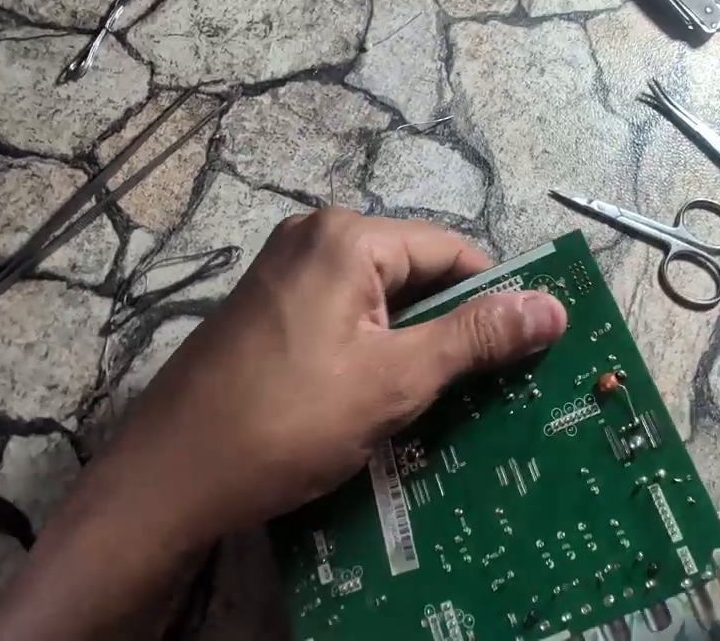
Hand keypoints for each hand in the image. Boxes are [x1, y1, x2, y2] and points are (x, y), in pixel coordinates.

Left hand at [0, 209, 566, 640]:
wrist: (166, 481)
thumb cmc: (286, 422)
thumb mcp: (394, 380)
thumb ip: (475, 336)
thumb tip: (553, 305)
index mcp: (346, 236)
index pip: (450, 251)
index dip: (492, 298)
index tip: (523, 350)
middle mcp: (314, 236)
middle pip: (413, 271)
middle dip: (450, 324)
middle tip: (485, 384)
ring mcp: (285, 269)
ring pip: (380, 296)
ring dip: (413, 341)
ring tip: (440, 396)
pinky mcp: (270, 305)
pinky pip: (344, 312)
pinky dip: (373, 346)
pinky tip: (383, 393)